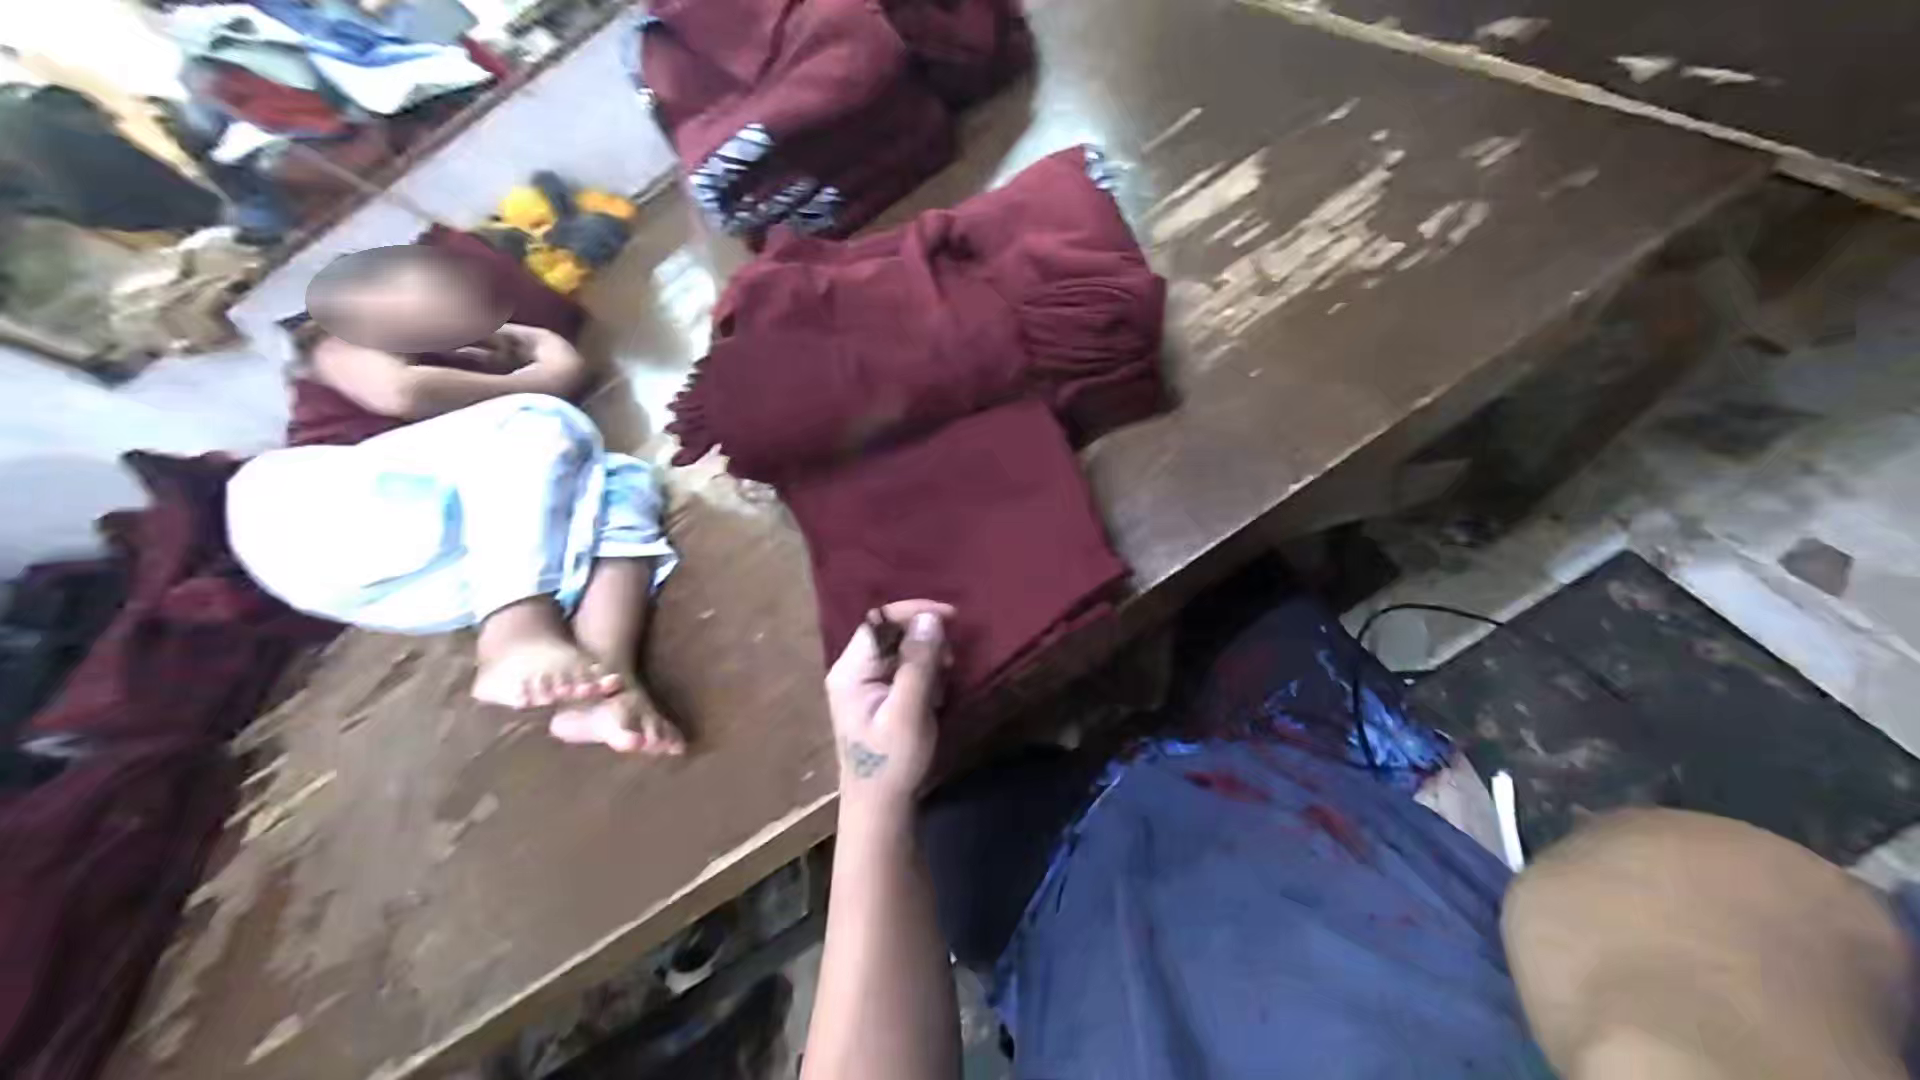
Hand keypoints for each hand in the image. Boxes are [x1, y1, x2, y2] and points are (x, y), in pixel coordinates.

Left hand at [823, 600, 954, 817]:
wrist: (880, 807)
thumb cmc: (892, 762)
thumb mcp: (909, 711)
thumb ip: (918, 663)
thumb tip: (930, 618)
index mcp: (850, 670)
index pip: (879, 622)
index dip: (914, 612)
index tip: (951, 617)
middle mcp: (851, 670)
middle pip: (890, 633)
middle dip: (924, 638)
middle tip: (951, 660)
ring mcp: (863, 684)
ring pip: (899, 650)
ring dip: (927, 657)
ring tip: (945, 681)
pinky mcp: (877, 696)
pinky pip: (903, 668)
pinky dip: (924, 673)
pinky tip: (935, 695)